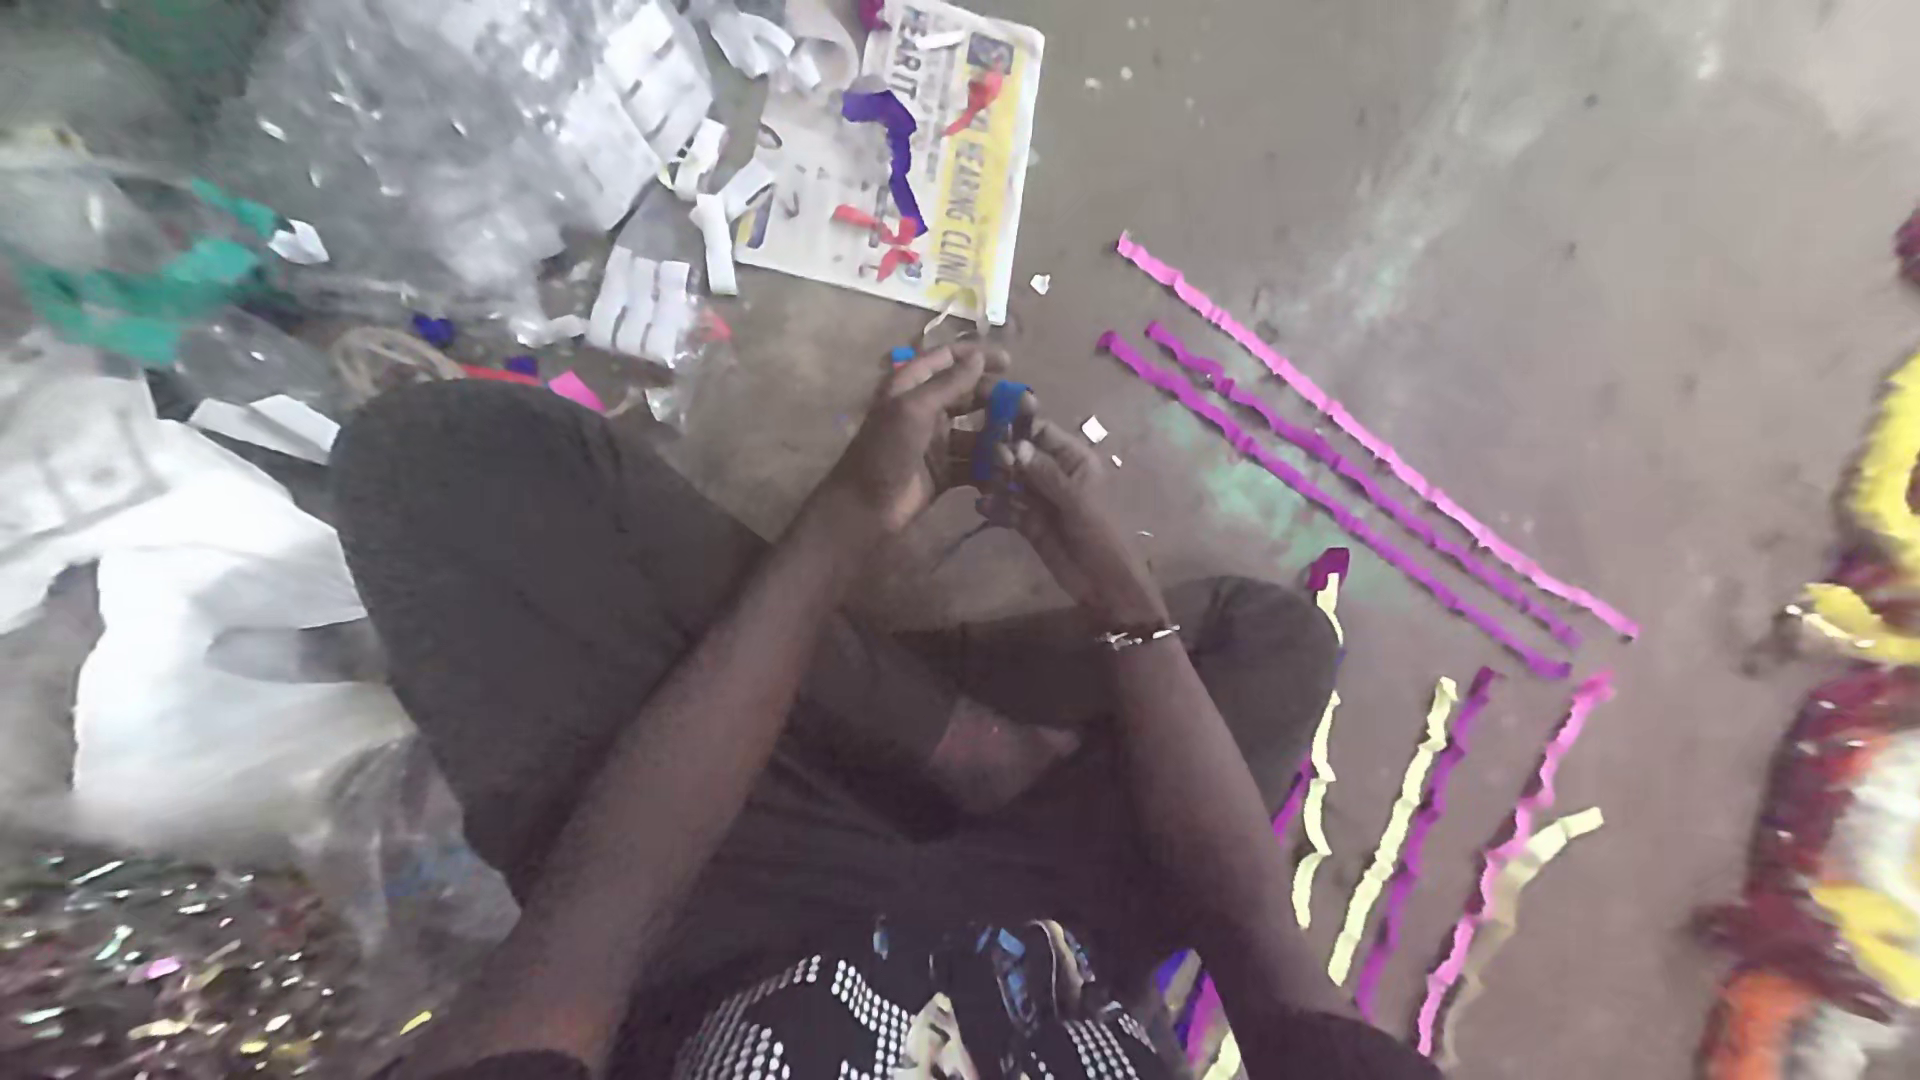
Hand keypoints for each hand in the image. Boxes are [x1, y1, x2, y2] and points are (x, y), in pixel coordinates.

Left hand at [814, 343, 1007, 540]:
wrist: (865, 508)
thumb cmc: (885, 451)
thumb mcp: (914, 410)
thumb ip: (948, 384)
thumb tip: (978, 357)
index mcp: (910, 388)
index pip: (946, 361)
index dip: (976, 357)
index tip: (1008, 362)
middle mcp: (924, 411)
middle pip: (967, 397)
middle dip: (997, 401)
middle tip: (1028, 407)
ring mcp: (935, 443)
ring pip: (974, 432)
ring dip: (997, 436)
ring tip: (1019, 444)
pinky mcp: (944, 472)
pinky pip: (972, 463)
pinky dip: (989, 465)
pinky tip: (1007, 469)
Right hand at [1000, 420, 1168, 626]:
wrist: (1106, 582)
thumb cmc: (1102, 534)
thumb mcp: (1077, 501)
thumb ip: (1046, 473)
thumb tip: (1016, 446)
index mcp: (1075, 460)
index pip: (1043, 432)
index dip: (1019, 425)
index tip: (991, 419)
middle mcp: (1055, 474)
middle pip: (1021, 455)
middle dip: (1003, 456)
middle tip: (988, 464)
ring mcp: (1040, 499)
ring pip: (1011, 481)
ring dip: (995, 481)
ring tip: (983, 487)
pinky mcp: (1029, 523)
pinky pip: (1007, 509)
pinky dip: (995, 507)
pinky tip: (982, 507)